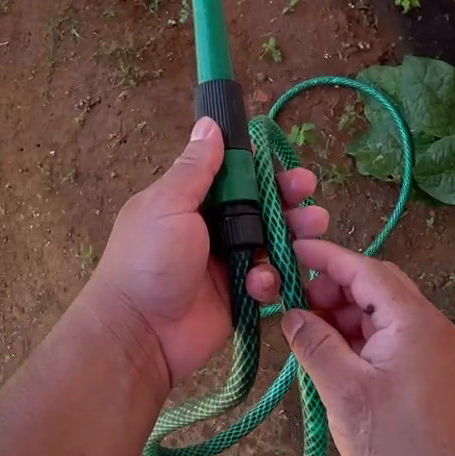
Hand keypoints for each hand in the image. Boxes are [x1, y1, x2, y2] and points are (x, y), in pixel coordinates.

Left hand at [84, 117, 329, 388]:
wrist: (140, 332)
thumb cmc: (150, 260)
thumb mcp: (168, 204)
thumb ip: (195, 168)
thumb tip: (208, 123)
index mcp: (188, 200)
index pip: (232, 175)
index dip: (259, 168)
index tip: (284, 163)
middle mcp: (209, 227)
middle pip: (258, 205)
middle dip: (286, 197)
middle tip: (308, 193)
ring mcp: (225, 262)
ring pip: (270, 240)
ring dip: (292, 232)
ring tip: (313, 226)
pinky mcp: (238, 295)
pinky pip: (266, 279)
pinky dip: (270, 279)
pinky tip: (261, 282)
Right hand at [280, 240, 454, 455]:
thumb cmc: (399, 446)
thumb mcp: (344, 393)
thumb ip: (315, 344)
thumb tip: (290, 313)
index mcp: (412, 320)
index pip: (364, 269)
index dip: (325, 256)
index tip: (291, 250)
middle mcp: (430, 324)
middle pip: (376, 284)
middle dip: (334, 286)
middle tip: (298, 304)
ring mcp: (435, 347)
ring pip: (383, 310)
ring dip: (346, 313)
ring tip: (313, 335)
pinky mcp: (433, 369)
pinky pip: (391, 334)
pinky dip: (361, 335)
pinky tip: (337, 356)